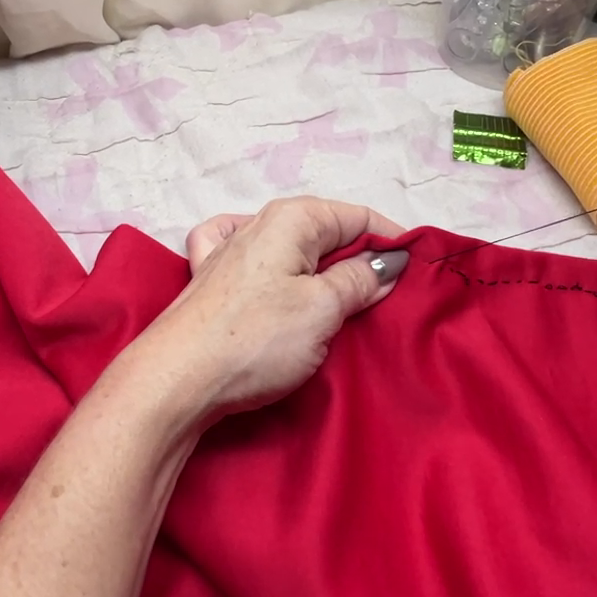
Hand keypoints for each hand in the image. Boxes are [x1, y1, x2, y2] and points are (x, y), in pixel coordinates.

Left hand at [121, 198, 407, 423]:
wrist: (177, 379)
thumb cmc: (255, 338)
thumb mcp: (322, 308)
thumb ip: (359, 280)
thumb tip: (387, 262)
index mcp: (290, 218)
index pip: (357, 217)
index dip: (392, 242)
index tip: (419, 272)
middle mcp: (257, 224)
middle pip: (326, 233)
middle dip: (360, 259)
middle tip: (389, 298)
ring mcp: (228, 250)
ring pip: (292, 249)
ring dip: (322, 270)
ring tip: (345, 304)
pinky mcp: (209, 279)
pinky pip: (252, 259)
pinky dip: (274, 266)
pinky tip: (275, 275)